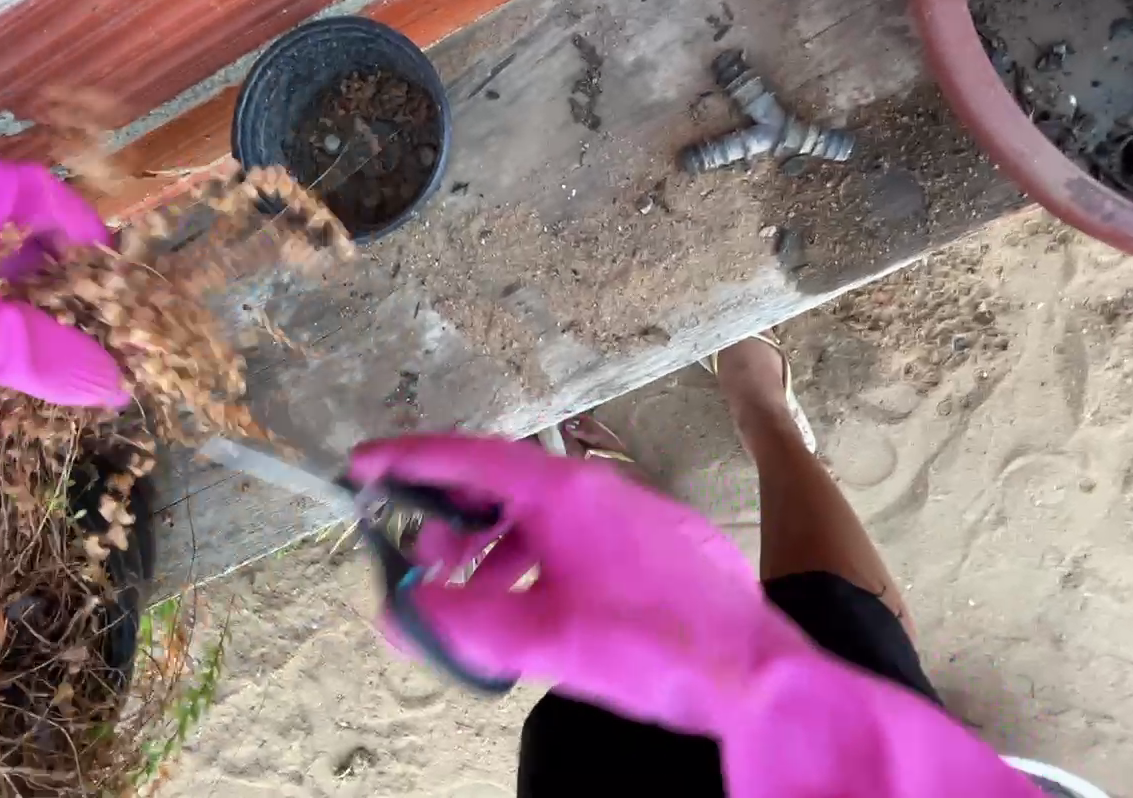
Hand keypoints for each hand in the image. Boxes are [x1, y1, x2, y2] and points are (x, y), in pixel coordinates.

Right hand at [347, 434, 1036, 796]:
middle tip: (413, 546)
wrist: (769, 674)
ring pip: (535, 511)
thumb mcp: (550, 640)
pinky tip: (525, 600)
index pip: (470, 457)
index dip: (410, 457)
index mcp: (564, 495)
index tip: (363, 463)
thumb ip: (470, 624)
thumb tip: (404, 614)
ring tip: (462, 586)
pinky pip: (568, 534)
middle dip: (448, 510)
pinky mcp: (646, 539)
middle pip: (500, 479)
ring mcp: (622, 510)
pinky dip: (531, 558)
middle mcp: (592, 488)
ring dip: (490, 543)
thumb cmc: (657, 647)